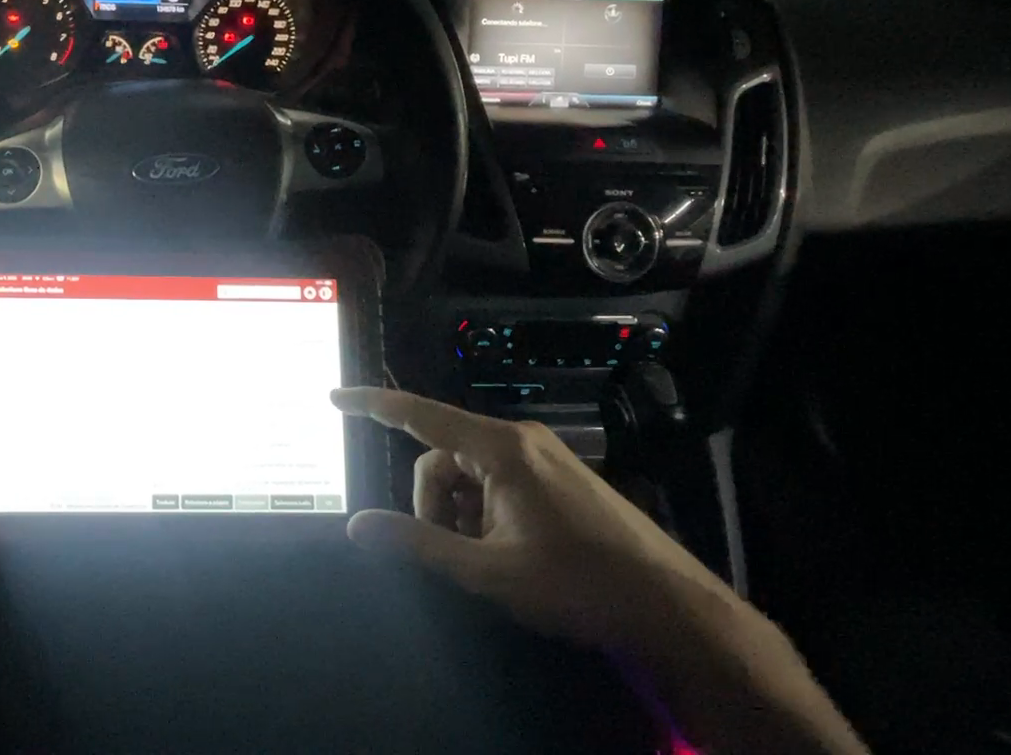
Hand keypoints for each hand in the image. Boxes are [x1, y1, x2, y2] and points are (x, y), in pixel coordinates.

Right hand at [332, 387, 870, 754]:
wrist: (677, 613)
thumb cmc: (579, 587)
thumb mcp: (488, 571)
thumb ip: (417, 544)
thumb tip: (356, 525)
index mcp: (500, 449)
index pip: (418, 415)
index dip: (371, 405)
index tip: (334, 397)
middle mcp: (520, 441)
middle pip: (441, 458)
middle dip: (432, 504)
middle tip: (453, 553)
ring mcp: (544, 458)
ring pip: (469, 474)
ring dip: (461, 515)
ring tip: (489, 561)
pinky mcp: (558, 478)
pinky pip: (497, 482)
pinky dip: (485, 514)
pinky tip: (508, 553)